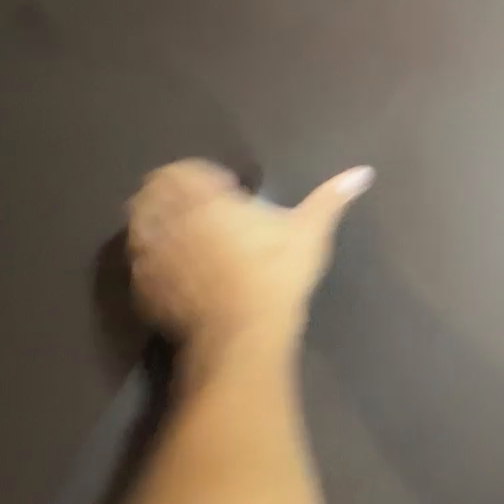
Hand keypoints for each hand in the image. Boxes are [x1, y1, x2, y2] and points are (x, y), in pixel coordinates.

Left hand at [127, 159, 373, 346]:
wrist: (243, 332)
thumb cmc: (278, 274)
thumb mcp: (311, 233)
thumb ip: (331, 199)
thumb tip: (363, 172)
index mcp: (205, 202)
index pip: (182, 171)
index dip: (202, 175)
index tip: (226, 187)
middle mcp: (170, 222)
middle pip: (152, 193)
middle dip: (174, 194)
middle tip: (204, 208)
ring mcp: (152, 255)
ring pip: (141, 225)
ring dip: (159, 223)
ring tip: (190, 235)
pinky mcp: (145, 286)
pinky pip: (141, 260)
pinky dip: (156, 256)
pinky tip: (183, 267)